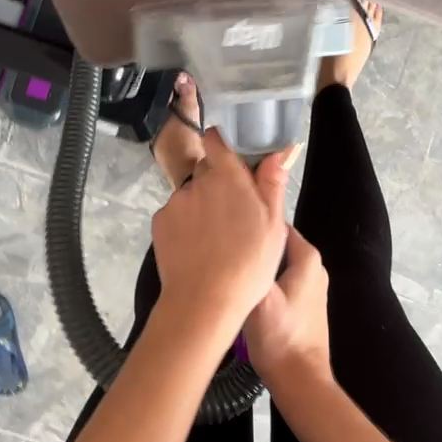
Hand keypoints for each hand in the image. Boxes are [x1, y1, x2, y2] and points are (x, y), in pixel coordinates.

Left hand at [150, 128, 292, 343]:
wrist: (203, 302)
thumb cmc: (248, 263)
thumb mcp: (274, 224)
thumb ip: (273, 182)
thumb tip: (282, 148)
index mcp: (227, 176)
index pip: (216, 139)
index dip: (223, 143)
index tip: (234, 158)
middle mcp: (197, 181)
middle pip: (206, 169)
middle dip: (217, 181)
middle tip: (233, 211)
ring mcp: (175, 202)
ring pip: (191, 194)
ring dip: (201, 205)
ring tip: (215, 237)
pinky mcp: (159, 222)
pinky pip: (175, 215)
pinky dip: (184, 224)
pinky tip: (197, 247)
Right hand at [244, 227, 332, 396]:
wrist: (299, 381)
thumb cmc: (280, 337)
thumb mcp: (260, 298)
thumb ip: (251, 264)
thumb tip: (231, 237)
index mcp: (307, 258)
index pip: (276, 223)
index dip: (252, 222)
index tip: (228, 228)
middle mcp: (313, 267)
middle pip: (276, 243)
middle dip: (253, 244)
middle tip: (224, 248)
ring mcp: (310, 286)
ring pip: (276, 263)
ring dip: (256, 264)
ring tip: (228, 265)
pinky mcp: (302, 304)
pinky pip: (279, 280)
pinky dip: (263, 280)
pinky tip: (242, 288)